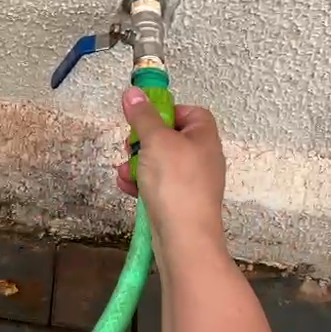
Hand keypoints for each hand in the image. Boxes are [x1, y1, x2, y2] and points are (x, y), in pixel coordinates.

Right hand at [117, 88, 226, 259]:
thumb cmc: (176, 183)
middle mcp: (201, 157)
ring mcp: (191, 181)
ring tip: (126, 171)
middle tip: (131, 145)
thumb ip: (143, 115)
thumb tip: (133, 92)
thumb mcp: (156, 140)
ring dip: (137, 163)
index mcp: (204, 137)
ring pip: (158, 161)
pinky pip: (156, 183)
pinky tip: (128, 187)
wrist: (184, 238)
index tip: (146, 118)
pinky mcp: (178, 201)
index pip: (190, 112)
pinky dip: (140, 183)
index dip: (166, 111)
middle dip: (144, 140)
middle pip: (169, 136)